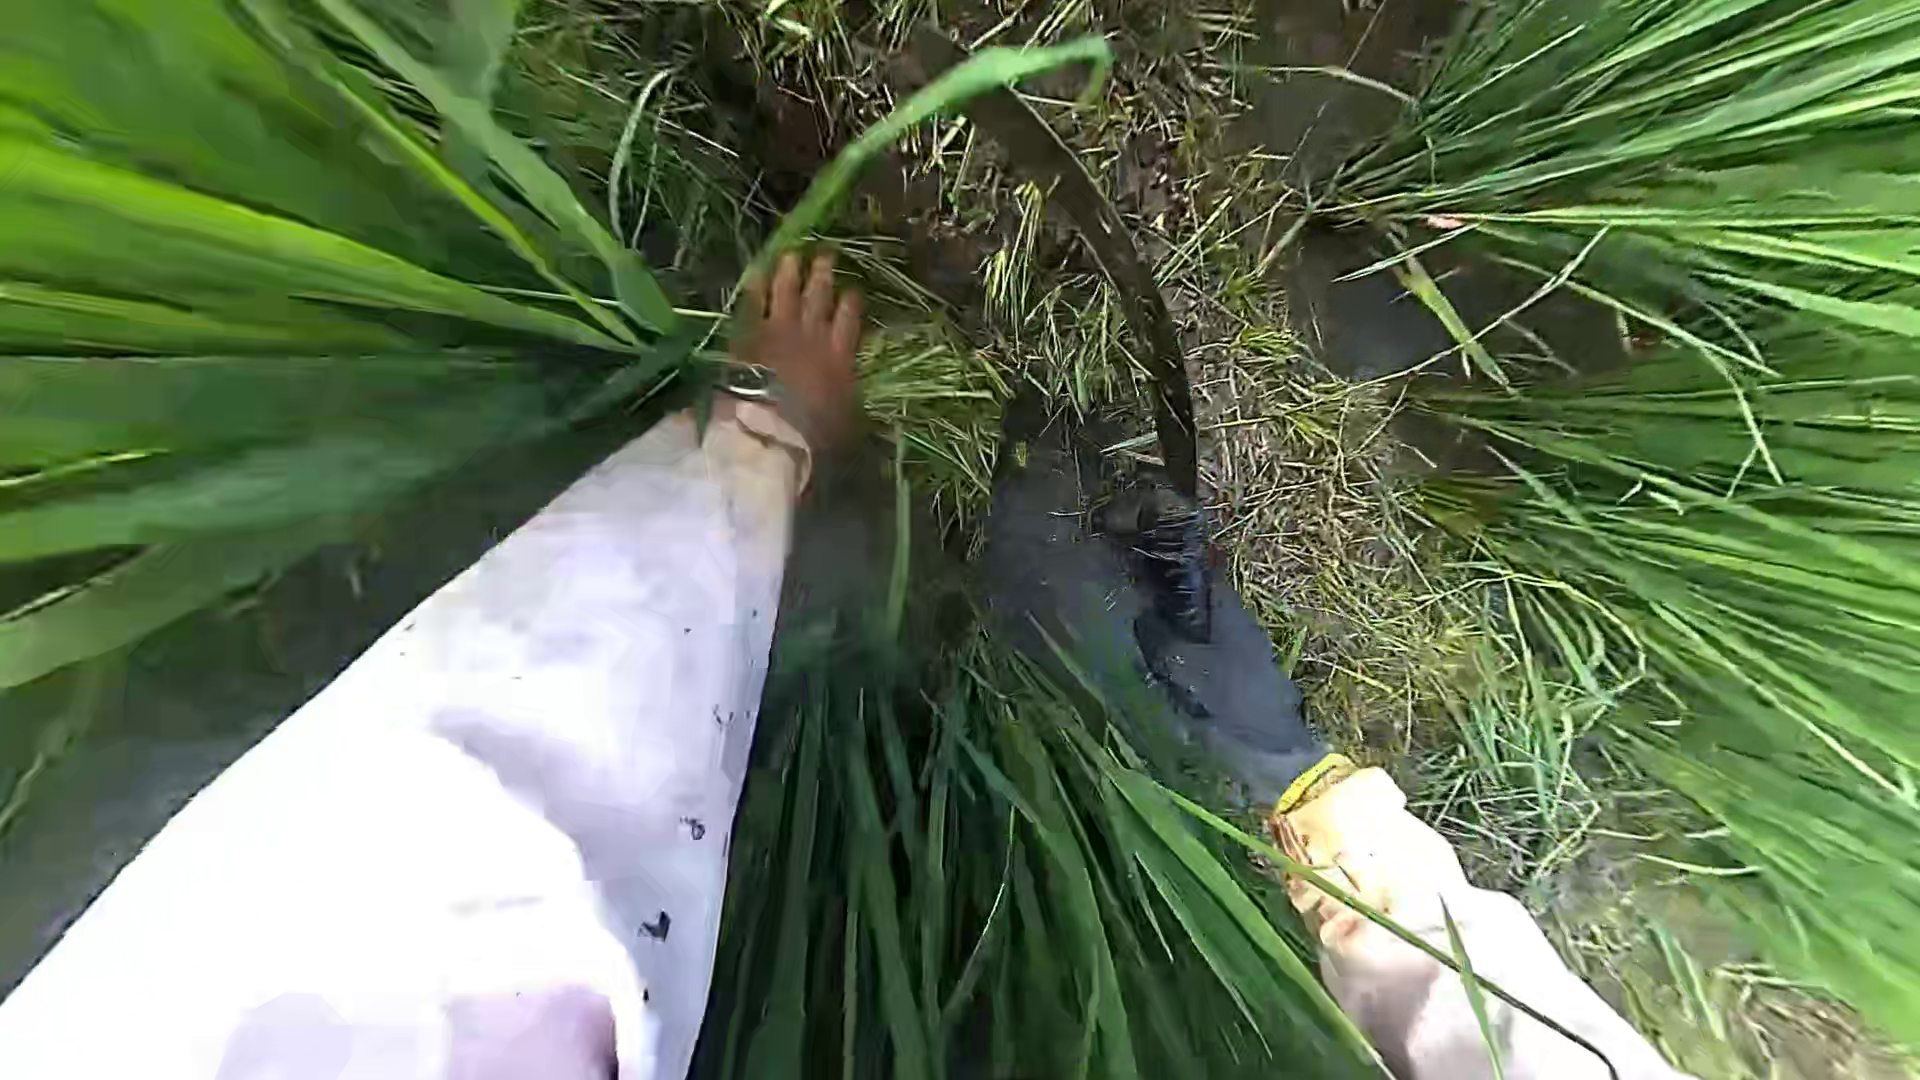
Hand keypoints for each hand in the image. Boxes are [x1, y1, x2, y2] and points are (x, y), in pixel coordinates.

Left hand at [736, 251, 863, 449]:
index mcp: (840, 355)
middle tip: (826, 255)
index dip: (851, 302)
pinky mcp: (750, 334)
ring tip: (793, 255)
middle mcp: (812, 335)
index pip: (849, 318)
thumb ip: (857, 404)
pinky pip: (754, 303)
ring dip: (791, 272)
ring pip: (787, 292)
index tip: (853, 291)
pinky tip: (757, 275)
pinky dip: (757, 287)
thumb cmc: (816, 430)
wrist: (771, 427)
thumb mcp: (850, 422)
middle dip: (824, 275)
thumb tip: (872, 408)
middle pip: (819, 297)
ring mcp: (779, 331)